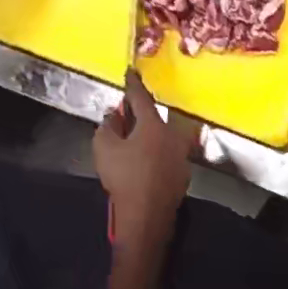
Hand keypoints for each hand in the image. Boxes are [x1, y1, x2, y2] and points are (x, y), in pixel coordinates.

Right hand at [95, 69, 194, 254]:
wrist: (147, 215)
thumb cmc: (123, 177)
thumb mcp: (104, 146)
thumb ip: (108, 125)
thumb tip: (115, 115)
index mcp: (154, 125)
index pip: (141, 98)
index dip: (133, 85)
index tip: (131, 73)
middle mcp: (174, 137)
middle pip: (154, 120)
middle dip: (139, 117)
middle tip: (124, 117)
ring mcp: (182, 157)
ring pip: (162, 140)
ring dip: (148, 138)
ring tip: (132, 144)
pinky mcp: (184, 176)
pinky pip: (166, 157)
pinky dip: (155, 156)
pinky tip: (144, 165)